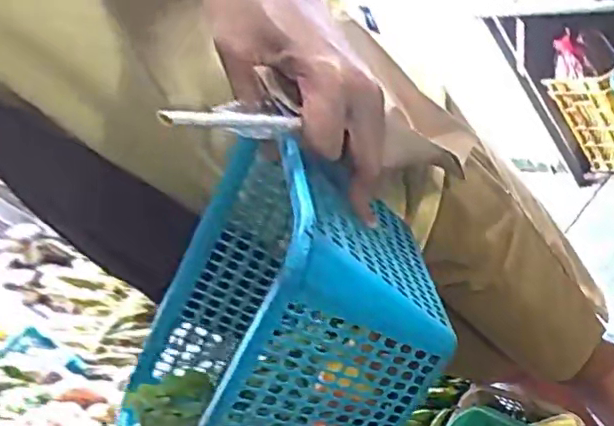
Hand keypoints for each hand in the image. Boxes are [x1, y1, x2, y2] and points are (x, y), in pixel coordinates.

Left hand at [204, 0, 386, 221]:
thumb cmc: (251, 4)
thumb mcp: (236, 49)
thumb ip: (255, 105)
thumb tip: (273, 152)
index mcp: (330, 83)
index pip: (326, 146)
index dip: (306, 156)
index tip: (288, 157)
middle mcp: (363, 94)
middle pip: (368, 160)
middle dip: (358, 187)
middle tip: (358, 215)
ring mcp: (374, 94)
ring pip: (377, 152)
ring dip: (363, 172)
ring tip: (353, 192)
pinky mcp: (374, 92)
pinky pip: (375, 136)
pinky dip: (364, 153)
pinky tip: (351, 162)